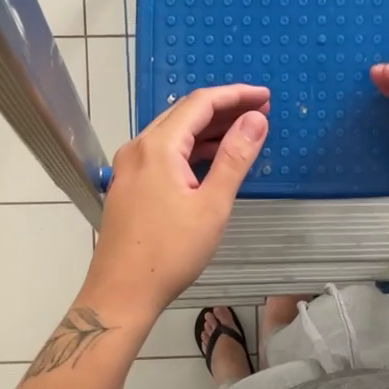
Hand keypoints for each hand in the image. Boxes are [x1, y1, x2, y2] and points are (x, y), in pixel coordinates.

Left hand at [85, 84, 270, 312]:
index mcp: (157, 147)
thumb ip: (235, 158)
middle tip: (261, 112)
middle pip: (184, 113)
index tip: (266, 97)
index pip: (200, 103)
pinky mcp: (128, 185)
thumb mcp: (212, 205)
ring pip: (172, 133)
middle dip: (224, 109)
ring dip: (208, 129)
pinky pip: (163, 153)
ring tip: (243, 131)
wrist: (122, 292)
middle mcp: (138, 148)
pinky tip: (211, 158)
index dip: (236, 95)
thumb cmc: (169, 253)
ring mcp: (129, 166)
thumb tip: (256, 120)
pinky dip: (190, 149)